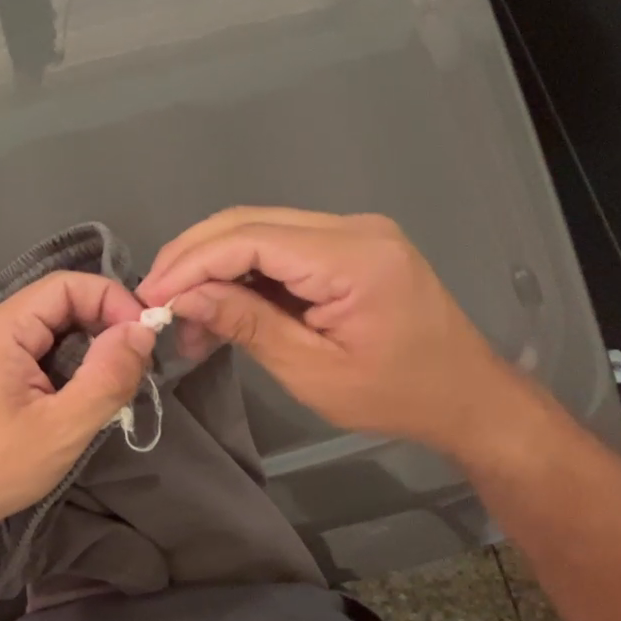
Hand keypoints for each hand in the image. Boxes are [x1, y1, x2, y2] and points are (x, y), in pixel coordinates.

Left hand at [0, 271, 157, 559]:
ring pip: (48, 326)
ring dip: (87, 343)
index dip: (111, 299)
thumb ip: (107, 375)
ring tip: (115, 379)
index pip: (65, 285)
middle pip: (56, 302)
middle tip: (136, 361)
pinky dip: (66, 360)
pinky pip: (35, 348)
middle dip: (102, 322)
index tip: (144, 336)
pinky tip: (83, 390)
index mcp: (0, 329)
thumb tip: (141, 331)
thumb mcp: (64, 427)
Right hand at [135, 208, 531, 454]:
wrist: (470, 399)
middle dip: (189, 259)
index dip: (190, 264)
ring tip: (182, 315)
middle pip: (244, 221)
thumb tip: (183, 298)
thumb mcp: (313, 371)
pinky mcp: (344, 245)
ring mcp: (350, 232)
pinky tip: (216, 307)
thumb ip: (246, 324)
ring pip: (253, 228)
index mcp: (354, 257)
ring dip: (208, 266)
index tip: (150, 299)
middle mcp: (351, 228)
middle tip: (152, 301)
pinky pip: (274, 245)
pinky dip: (236, 272)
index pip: (248, 238)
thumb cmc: (397, 396)